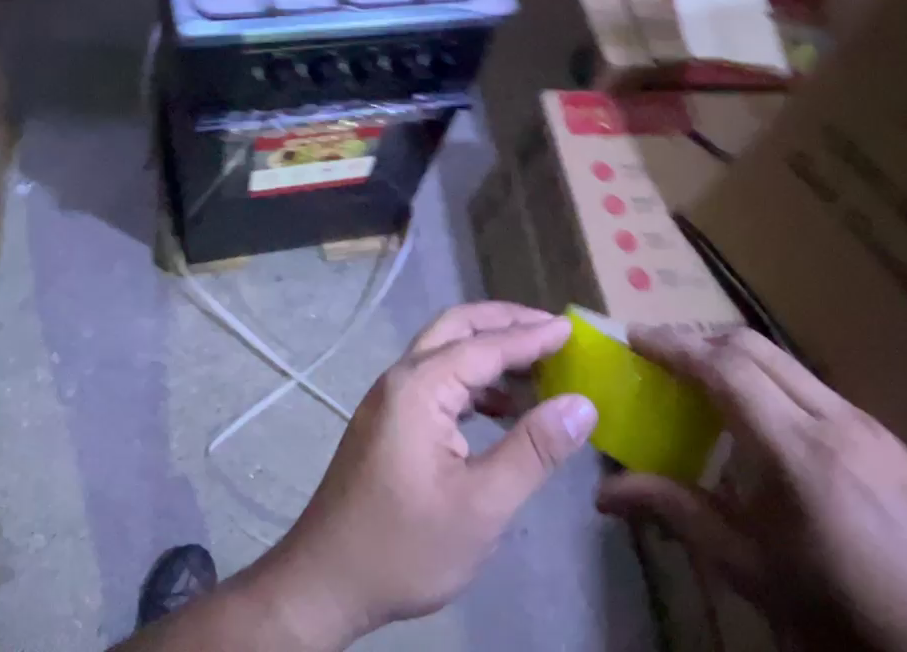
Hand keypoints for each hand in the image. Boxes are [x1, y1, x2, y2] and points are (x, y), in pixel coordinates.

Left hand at [251, 303, 598, 646]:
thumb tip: (581, 404)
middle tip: (552, 330)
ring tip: (537, 367)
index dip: (532, 336)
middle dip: (504, 323)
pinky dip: (471, 381)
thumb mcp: (482, 505)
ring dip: (488, 350)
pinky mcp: (386, 424)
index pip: (485, 346)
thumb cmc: (405, 546)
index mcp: (418, 388)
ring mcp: (387, 401)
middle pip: (456, 329)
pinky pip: (434, 381)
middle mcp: (399, 380)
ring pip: (443, 353)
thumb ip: (534, 450)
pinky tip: (501, 409)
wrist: (325, 583)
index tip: (573, 328)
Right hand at [598, 327, 906, 651]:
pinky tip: (760, 422)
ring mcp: (868, 423)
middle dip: (698, 339)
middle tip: (655, 353)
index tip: (631, 337)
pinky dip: (769, 382)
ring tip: (699, 381)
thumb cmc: (849, 607)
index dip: (673, 345)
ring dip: (734, 357)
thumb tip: (604, 492)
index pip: (725, 368)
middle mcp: (835, 418)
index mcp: (797, 448)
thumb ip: (679, 515)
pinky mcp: (888, 438)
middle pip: (755, 346)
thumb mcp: (753, 569)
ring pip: (786, 362)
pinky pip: (812, 387)